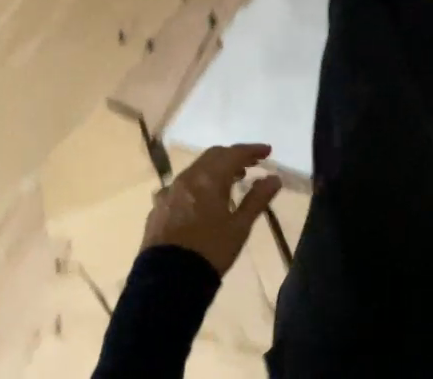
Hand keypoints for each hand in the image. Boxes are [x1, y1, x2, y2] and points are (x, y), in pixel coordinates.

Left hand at [142, 143, 283, 274]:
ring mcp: (169, 192)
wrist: (167, 282)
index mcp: (208, 178)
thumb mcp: (240, 227)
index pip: (233, 153)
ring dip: (215, 170)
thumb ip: (257, 199)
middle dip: (233, 157)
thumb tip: (274, 178)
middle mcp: (187, 178)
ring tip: (230, 181)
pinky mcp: (158, 208)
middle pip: (213, 156)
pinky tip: (201, 200)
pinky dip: (197, 185)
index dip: (252, 150)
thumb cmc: (210, 251)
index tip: (267, 152)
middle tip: (251, 164)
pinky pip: (181, 187)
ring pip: (195, 170)